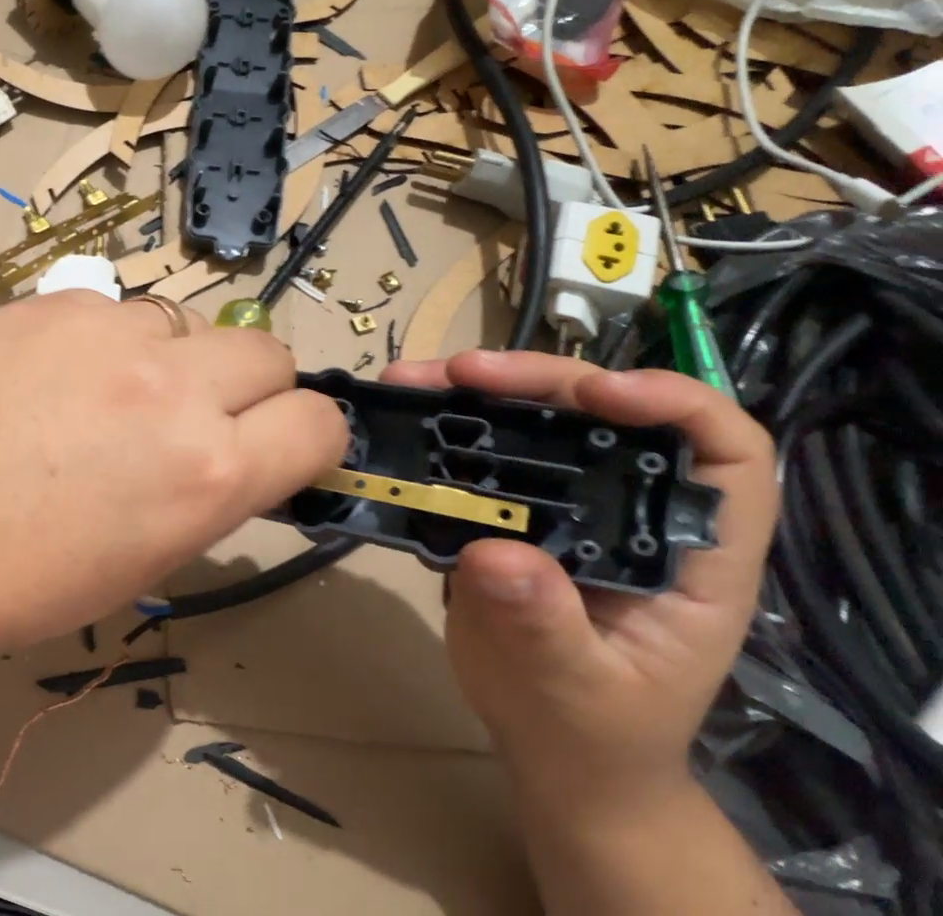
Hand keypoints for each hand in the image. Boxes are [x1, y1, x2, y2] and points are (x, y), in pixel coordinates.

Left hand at [0, 291, 347, 657]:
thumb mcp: (141, 564)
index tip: (274, 452)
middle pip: (268, 352)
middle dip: (246, 391)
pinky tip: (47, 381)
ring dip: (167, 360)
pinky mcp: (50, 302)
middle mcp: (174, 388)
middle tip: (189, 422)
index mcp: (209, 473)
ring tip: (100, 401)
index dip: (304, 441)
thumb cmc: (16, 581)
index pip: (319, 423)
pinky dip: (101, 342)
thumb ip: (209, 496)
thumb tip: (238, 454)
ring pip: (183, 325)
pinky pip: (111, 311)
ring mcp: (108, 333)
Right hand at [382, 351, 777, 812]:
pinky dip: (442, 431)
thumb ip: (544, 623)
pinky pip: (483, 458)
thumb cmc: (592, 729)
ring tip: (409, 379)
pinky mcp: (512, 517)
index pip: (723, 453)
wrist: (553, 750)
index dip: (676, 404)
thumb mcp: (574, 686)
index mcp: (693, 553)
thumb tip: (492, 551)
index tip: (598, 394)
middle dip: (541, 381)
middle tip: (463, 372)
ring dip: (477, 394)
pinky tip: (400, 417)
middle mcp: (637, 513)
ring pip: (539, 424)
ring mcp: (571, 510)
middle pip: (609, 415)